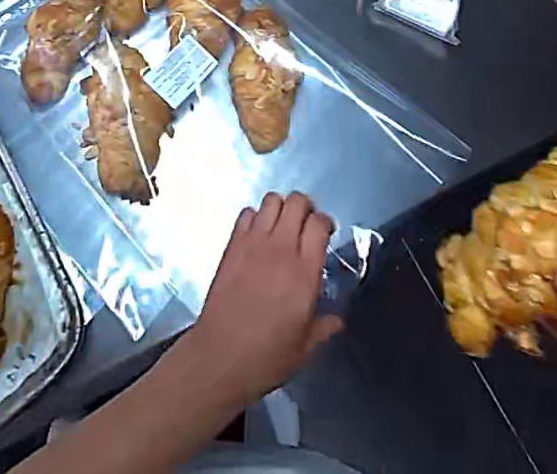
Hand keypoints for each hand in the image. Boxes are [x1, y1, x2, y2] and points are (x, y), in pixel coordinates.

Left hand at [180, 191, 344, 408]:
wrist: (220, 356)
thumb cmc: (266, 356)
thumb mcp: (304, 347)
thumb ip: (323, 327)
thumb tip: (336, 320)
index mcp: (304, 272)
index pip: (319, 223)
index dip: (325, 222)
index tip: (325, 234)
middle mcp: (281, 249)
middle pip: (296, 202)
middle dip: (305, 207)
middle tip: (305, 225)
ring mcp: (254, 243)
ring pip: (271, 200)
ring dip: (281, 207)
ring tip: (282, 226)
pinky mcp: (232, 246)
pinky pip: (246, 213)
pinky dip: (255, 217)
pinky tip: (257, 235)